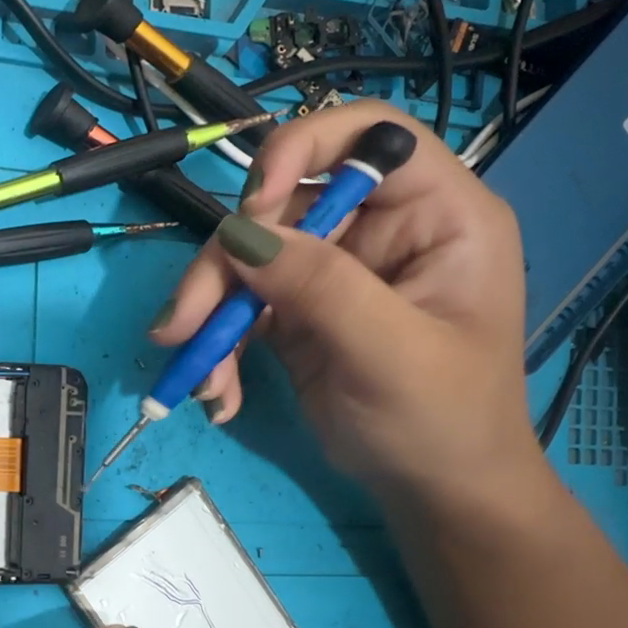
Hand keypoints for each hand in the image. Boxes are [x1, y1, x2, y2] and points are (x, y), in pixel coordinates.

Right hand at [151, 102, 536, 492]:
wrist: (430, 490)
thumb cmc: (442, 420)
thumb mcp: (389, 352)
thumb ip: (321, 286)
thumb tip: (238, 232)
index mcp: (434, 215)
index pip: (368, 136)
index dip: (303, 151)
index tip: (252, 208)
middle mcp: (375, 231)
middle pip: (278, 206)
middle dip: (222, 266)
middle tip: (184, 325)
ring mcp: (328, 272)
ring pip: (242, 258)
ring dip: (206, 314)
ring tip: (197, 377)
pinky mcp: (291, 311)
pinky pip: (233, 307)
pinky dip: (214, 347)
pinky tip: (217, 392)